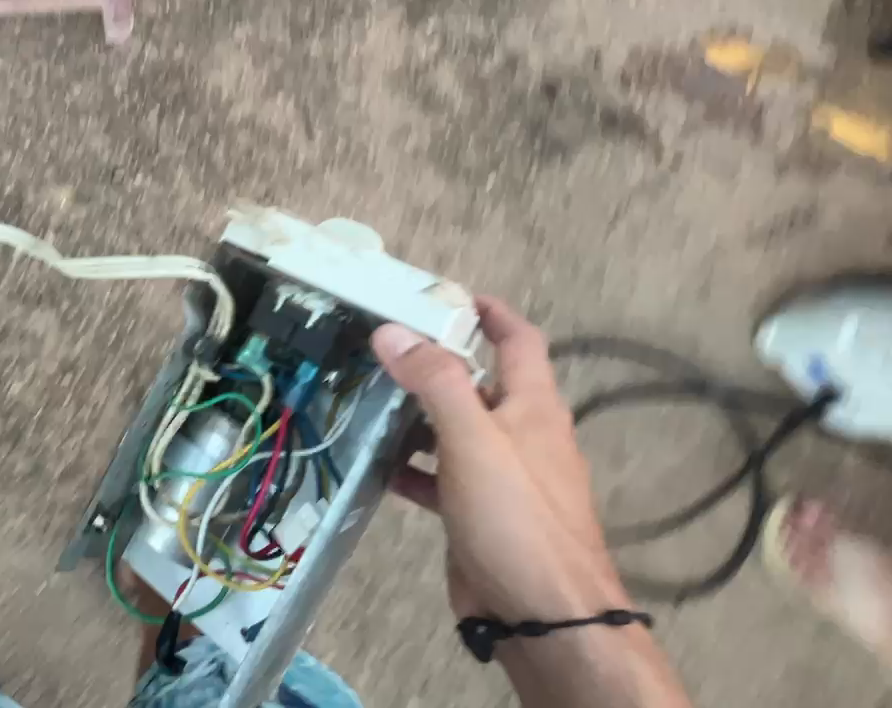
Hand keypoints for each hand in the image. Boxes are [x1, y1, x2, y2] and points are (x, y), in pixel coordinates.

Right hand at [370, 299, 692, 707]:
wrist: (545, 617)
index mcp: (533, 410)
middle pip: (478, 383)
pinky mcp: (480, 512)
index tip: (448, 294)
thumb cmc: (516, 518)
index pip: (520, 342)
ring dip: (414, 413)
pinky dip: (410, 464)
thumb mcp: (472, 439)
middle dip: (432, 362)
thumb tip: (392, 331)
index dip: (490, 312)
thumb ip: (435, 381)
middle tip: (380, 347)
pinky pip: (440, 473)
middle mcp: (521, 436)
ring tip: (365, 399)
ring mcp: (501, 476)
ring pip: (453, 428)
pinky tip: (377, 465)